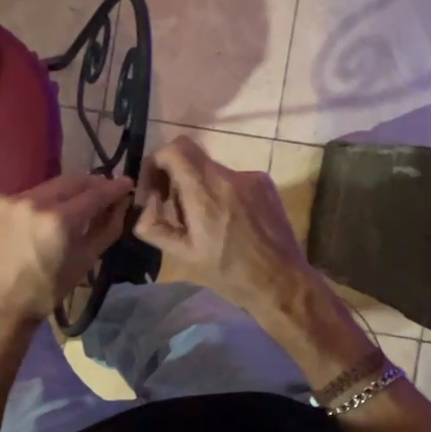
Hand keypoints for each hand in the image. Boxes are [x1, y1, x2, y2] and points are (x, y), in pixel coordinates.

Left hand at [0, 173, 134, 323]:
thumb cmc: (44, 292)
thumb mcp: (83, 263)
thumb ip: (106, 230)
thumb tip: (120, 206)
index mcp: (58, 220)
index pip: (94, 194)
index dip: (114, 188)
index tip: (126, 182)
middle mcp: (33, 201)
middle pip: (71, 182)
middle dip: (91, 183)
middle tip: (105, 188)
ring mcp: (10, 199)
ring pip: (47, 187)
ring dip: (64, 193)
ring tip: (75, 203)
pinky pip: (25, 196)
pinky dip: (38, 203)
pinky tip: (40, 217)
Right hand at [133, 135, 316, 321]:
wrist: (282, 282)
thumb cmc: (229, 273)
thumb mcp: (182, 255)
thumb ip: (154, 226)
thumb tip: (148, 204)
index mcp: (205, 192)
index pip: (174, 149)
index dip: (157, 162)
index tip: (155, 189)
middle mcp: (228, 175)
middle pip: (190, 156)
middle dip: (175, 177)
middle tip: (174, 209)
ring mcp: (251, 177)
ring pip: (210, 169)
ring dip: (198, 187)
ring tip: (203, 221)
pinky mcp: (265, 183)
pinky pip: (231, 178)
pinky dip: (220, 192)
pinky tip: (227, 221)